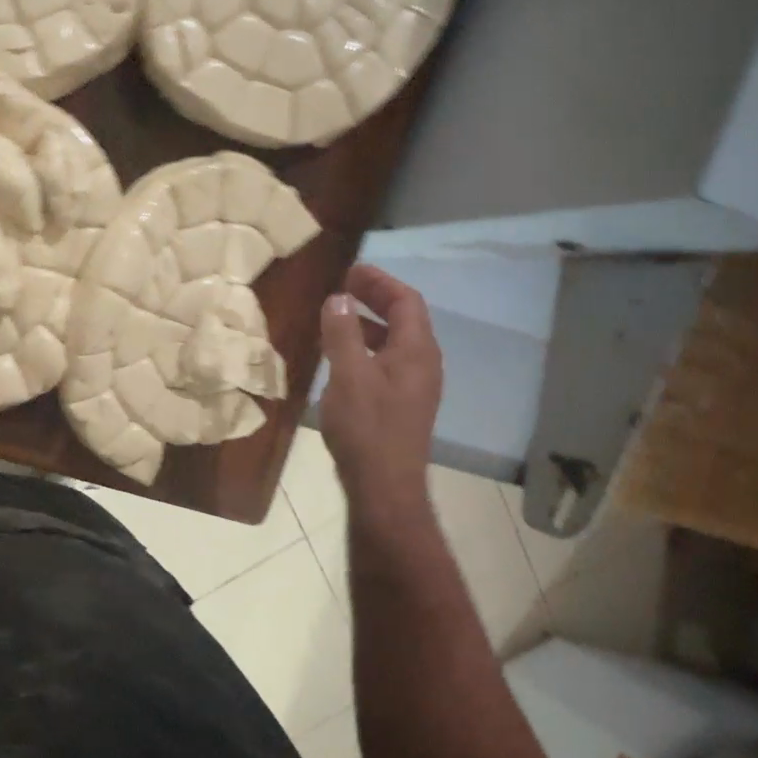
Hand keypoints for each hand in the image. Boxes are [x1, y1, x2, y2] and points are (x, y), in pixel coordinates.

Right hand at [318, 265, 442, 514]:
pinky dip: (365, 350)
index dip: (379, 282)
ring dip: (367, 325)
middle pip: (403, 319)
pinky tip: (340, 361)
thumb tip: (339, 299)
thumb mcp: (348, 376)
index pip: (406, 301)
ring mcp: (414, 387)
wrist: (384, 486)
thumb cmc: (367, 428)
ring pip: (393, 343)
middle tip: (341, 289)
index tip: (349, 271)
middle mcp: (422, 364)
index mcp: (416, 351)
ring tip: (334, 320)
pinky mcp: (401, 406)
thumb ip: (343, 334)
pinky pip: (385, 364)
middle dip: (373, 299)